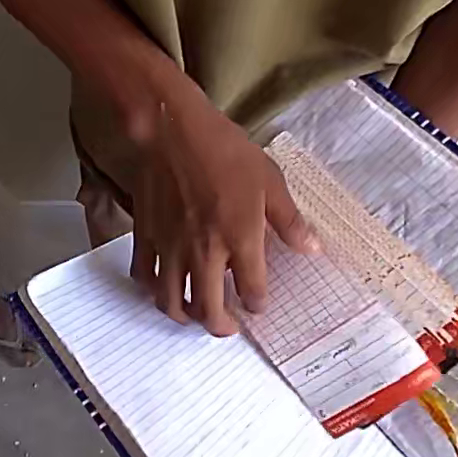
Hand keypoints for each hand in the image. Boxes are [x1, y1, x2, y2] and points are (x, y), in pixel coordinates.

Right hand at [127, 92, 318, 335]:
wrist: (172, 130)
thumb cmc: (226, 151)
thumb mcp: (270, 180)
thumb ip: (290, 220)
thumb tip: (313, 248)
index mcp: (240, 239)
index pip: (252, 293)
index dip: (257, 306)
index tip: (258, 304)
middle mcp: (204, 253)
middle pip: (208, 311)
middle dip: (221, 326)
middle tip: (228, 324)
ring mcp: (170, 247)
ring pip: (172, 302)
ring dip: (186, 316)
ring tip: (196, 312)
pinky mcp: (145, 236)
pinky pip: (144, 277)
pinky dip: (154, 289)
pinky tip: (164, 285)